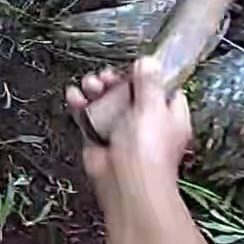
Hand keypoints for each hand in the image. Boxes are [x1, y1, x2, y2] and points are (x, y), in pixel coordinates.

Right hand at [65, 56, 191, 220]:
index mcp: (168, 116)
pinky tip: (75, 96)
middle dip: (114, 81)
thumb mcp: (152, 107)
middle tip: (106, 76)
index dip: (148, 77)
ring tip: (89, 85)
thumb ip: (148, 83)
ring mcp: (121, 129)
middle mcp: (146, 122)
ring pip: (106, 101)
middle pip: (128, 92)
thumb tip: (148, 61)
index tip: (134, 67)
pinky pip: (87, 115)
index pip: (162, 90)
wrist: (124, 182)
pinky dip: (80, 104)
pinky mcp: (99, 136)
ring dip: (95, 90)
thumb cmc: (147, 151)